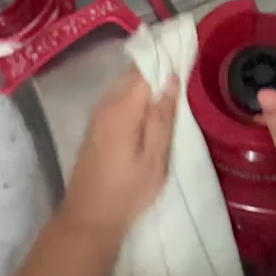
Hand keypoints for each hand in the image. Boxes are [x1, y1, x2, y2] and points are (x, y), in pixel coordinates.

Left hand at [60, 65, 177, 242]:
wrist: (87, 219)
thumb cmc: (126, 192)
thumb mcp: (154, 159)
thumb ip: (163, 118)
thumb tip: (172, 79)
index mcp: (122, 108)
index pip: (145, 69)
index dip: (165, 60)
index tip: (187, 57)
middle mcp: (106, 103)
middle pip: (134, 74)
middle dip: (158, 71)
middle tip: (186, 76)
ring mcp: (98, 114)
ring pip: (126, 86)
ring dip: (148, 85)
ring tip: (173, 93)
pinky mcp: (96, 125)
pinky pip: (119, 99)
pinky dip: (136, 97)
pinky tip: (151, 111)